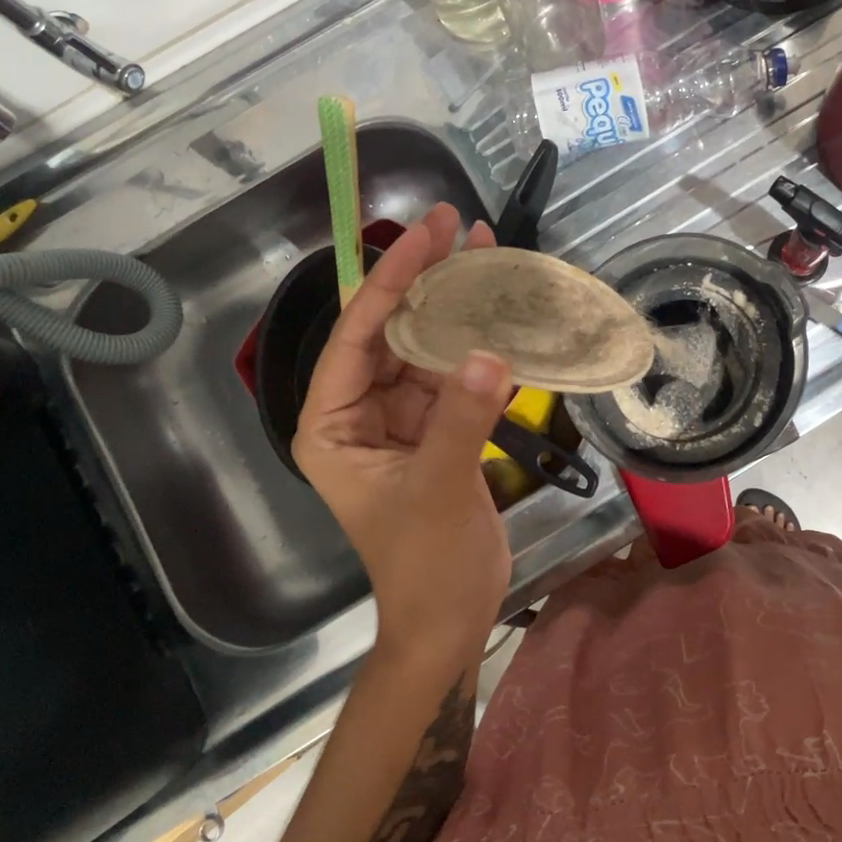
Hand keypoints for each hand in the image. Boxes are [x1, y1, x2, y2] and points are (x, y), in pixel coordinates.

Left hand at [293, 203, 514, 666]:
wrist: (452, 618)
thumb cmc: (425, 566)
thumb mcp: (437, 492)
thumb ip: (460, 421)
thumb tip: (488, 352)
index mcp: (333, 423)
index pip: (357, 336)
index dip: (392, 280)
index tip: (425, 233)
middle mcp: (362, 411)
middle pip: (393, 330)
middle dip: (425, 279)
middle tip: (457, 222)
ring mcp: (403, 419)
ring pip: (428, 347)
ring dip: (458, 305)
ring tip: (488, 249)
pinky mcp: (441, 430)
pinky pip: (458, 376)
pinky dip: (482, 346)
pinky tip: (508, 312)